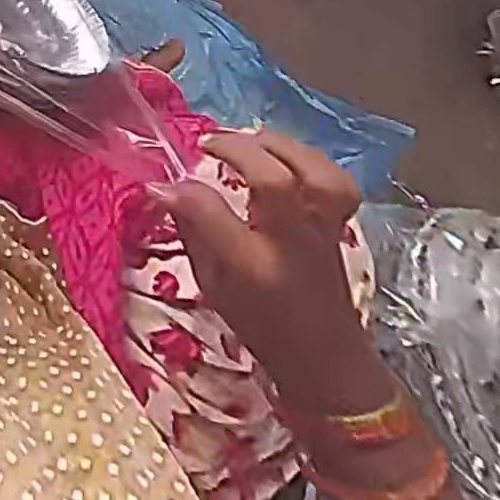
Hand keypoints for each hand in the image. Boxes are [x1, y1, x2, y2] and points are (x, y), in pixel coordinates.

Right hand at [155, 129, 386, 410]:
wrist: (326, 359)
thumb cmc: (260, 323)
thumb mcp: (210, 283)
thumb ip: (193, 230)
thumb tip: (167, 188)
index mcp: (249, 267)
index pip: (209, 212)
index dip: (179, 190)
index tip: (160, 183)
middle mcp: (290, 244)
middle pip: (272, 180)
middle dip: (235, 149)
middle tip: (206, 144)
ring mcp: (321, 232)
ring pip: (315, 173)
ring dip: (278, 146)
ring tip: (249, 140)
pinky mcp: (339, 224)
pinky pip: (336, 181)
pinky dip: (309, 159)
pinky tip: (284, 156)